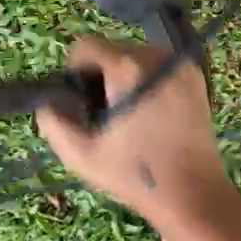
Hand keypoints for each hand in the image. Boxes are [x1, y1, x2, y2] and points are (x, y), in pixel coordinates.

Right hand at [36, 37, 231, 226]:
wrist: (193, 194)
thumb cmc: (135, 174)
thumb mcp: (82, 156)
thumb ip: (53, 122)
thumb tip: (46, 101)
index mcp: (126, 68)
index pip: (85, 45)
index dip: (75, 71)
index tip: (82, 102)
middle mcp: (153, 55)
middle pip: (110, 49)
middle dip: (101, 74)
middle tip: (106, 113)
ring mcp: (177, 63)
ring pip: (133, 55)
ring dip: (123, 75)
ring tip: (129, 114)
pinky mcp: (193, 74)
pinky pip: (156, 64)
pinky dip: (147, 79)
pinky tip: (150, 112)